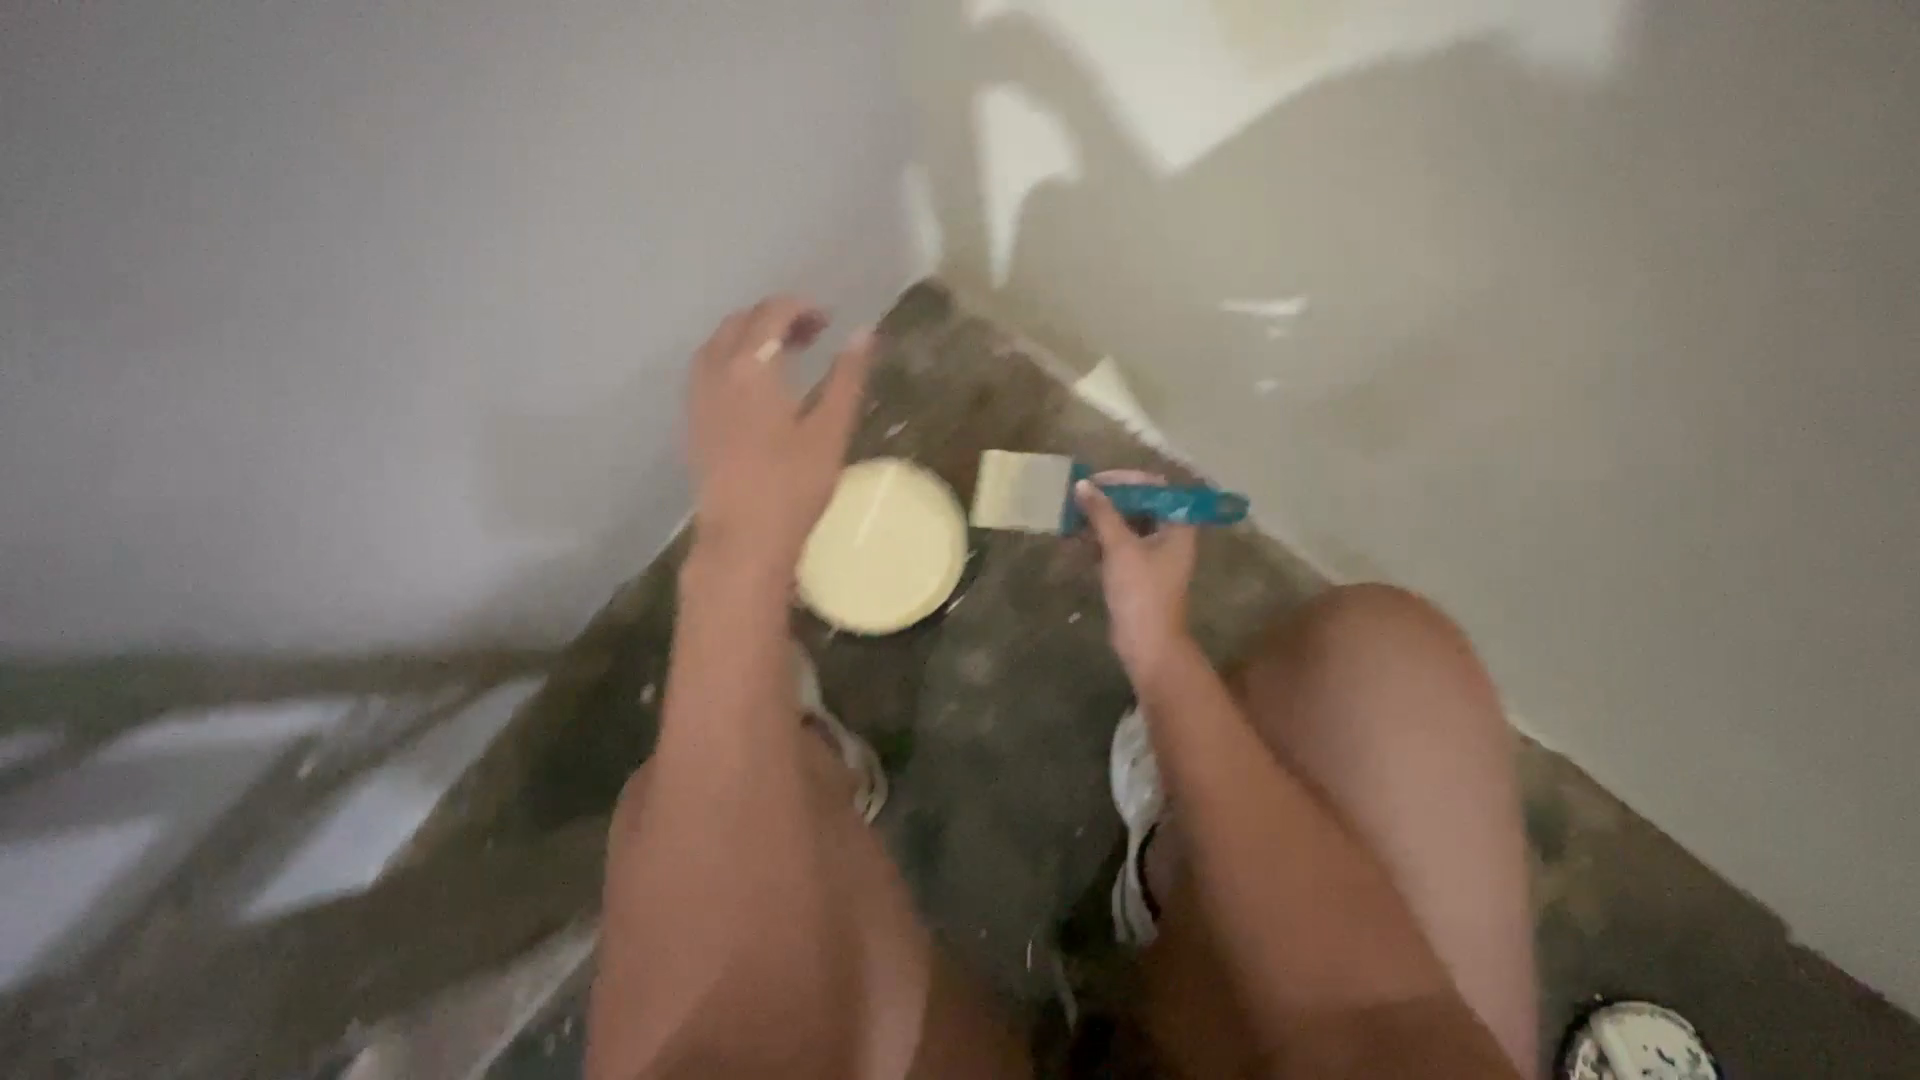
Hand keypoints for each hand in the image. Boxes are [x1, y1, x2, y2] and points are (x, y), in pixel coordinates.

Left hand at [687, 295, 875, 573]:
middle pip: (741, 322)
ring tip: (782, 355)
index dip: (801, 308)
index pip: (772, 314)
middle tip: (811, 335)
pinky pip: (706, 369)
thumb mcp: (831, 431)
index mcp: (752, 367)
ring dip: (749, 336)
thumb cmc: (794, 487)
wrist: (743, 539)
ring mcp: (698, 398)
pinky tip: (753, 385)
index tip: (829, 321)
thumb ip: (848, 377)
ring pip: (718, 343)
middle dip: (775, 318)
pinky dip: (731, 359)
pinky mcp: (693, 422)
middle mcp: (717, 372)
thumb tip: (865, 333)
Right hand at [1075, 471, 1198, 676]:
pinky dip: (1099, 541)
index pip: (1155, 486)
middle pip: (1139, 505)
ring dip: (1100, 521)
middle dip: (1108, 501)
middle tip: (1078, 498)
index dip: (1125, 480)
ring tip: (1071, 520)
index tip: (1095, 482)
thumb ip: (1101, 513)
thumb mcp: (1120, 547)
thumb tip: (1082, 484)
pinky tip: (1075, 542)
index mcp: (1177, 525)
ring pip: (1126, 526)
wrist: (1148, 644)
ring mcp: (1154, 555)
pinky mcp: (1138, 573)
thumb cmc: (1141, 591)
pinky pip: (1119, 547)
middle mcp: (1170, 535)